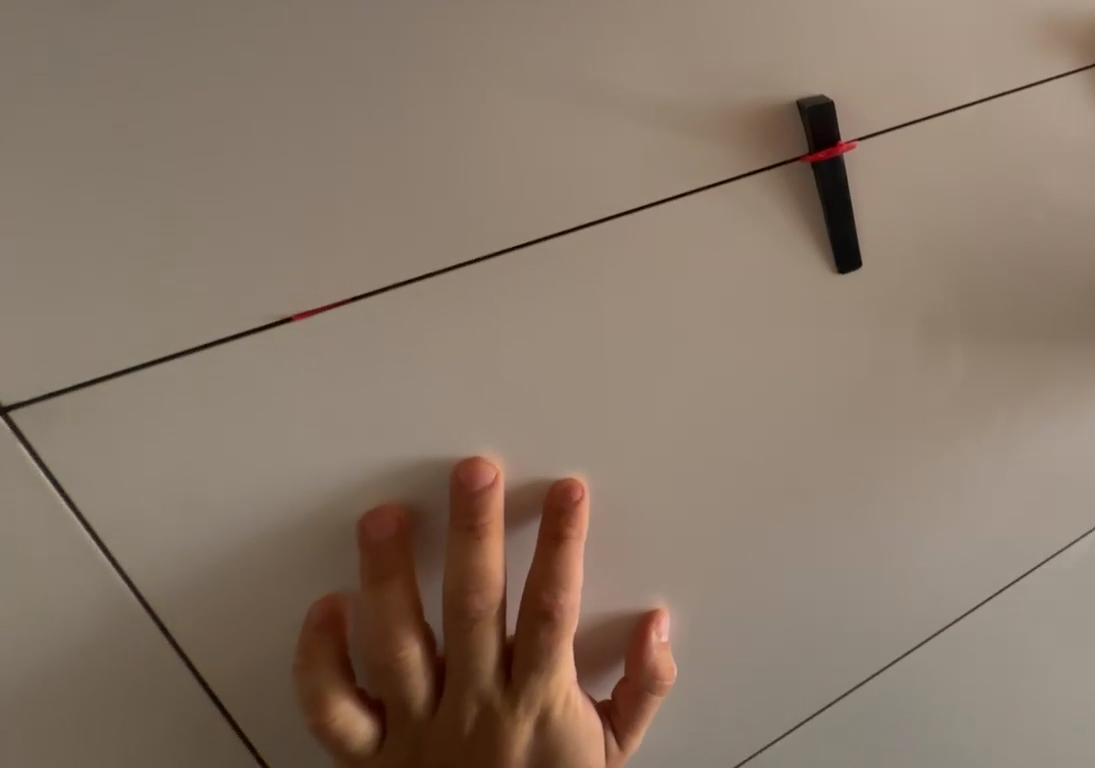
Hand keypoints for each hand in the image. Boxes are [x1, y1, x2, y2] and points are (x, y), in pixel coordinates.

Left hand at [293, 457, 675, 767]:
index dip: (563, 544)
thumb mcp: (616, 752)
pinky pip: (332, 713)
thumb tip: (657, 623)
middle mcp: (472, 705)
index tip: (568, 490)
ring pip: (396, 645)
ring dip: (390, 577)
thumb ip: (644, 687)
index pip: (553, 607)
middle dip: (476, 533)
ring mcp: (413, 731)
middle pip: (473, 607)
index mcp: (537, 702)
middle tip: (473, 473)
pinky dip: (319, 662)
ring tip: (385, 518)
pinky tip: (326, 607)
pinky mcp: (365, 760)